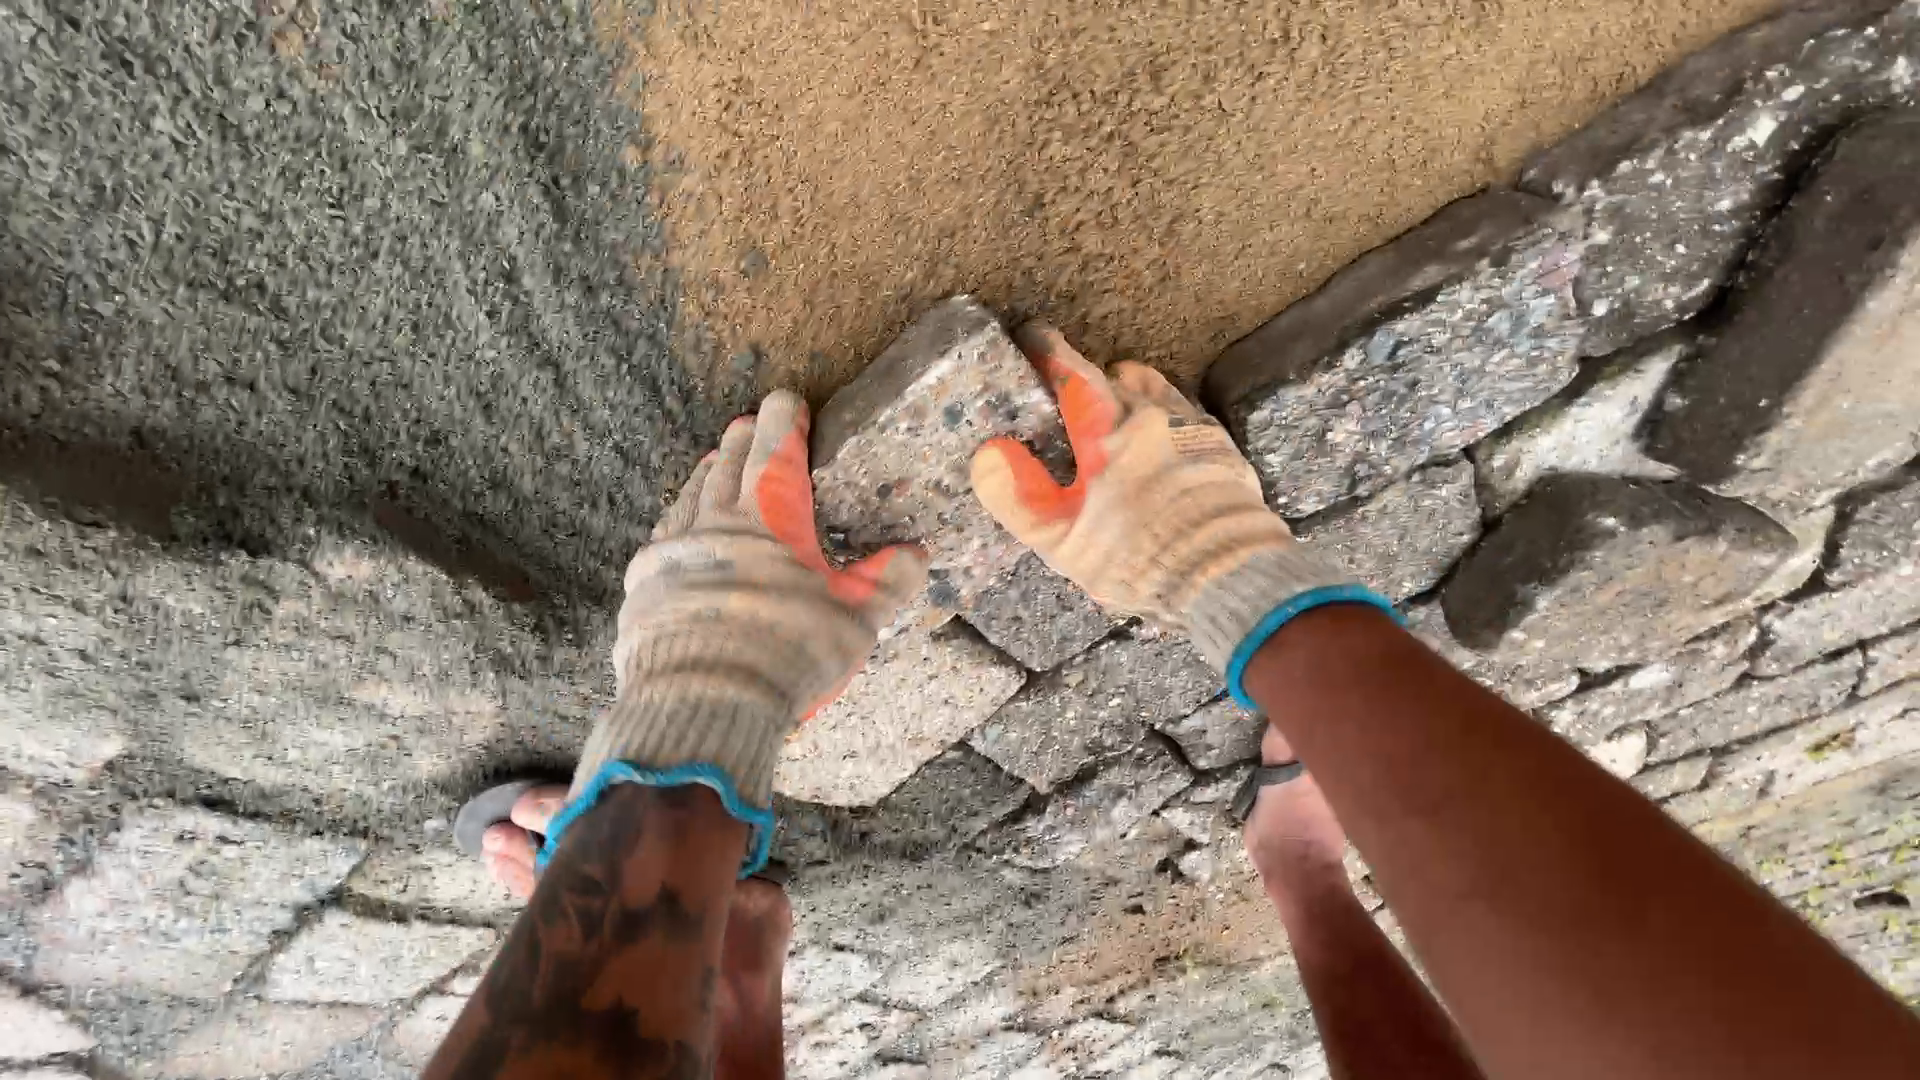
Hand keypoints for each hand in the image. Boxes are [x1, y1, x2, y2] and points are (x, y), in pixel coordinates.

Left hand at [575, 391, 928, 808]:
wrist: (703, 699)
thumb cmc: (790, 649)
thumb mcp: (856, 618)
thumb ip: (889, 580)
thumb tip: (917, 553)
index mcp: (772, 516)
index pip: (779, 448)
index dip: (786, 419)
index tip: (789, 400)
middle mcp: (719, 521)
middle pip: (732, 461)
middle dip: (746, 437)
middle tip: (751, 421)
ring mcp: (676, 548)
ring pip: (693, 491)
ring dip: (710, 470)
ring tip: (716, 458)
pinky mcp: (646, 581)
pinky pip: (665, 531)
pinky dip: (679, 514)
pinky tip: (680, 521)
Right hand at [970, 324, 1345, 669]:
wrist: (1226, 577)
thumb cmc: (1136, 558)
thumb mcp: (1061, 541)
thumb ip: (1017, 495)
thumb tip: (988, 452)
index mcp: (1107, 432)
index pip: (1072, 374)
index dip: (1049, 352)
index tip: (1034, 335)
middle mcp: (1152, 415)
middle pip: (1113, 379)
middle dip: (1089, 384)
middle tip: (1071, 404)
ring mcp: (1191, 427)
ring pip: (1152, 390)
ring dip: (1129, 396)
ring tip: (1114, 420)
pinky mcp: (1220, 447)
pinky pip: (1182, 414)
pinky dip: (1161, 419)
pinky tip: (1156, 449)